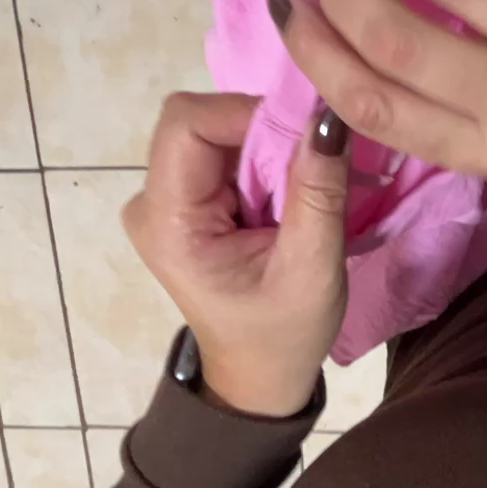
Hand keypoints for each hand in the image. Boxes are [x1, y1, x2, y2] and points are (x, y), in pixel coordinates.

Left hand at [122, 93, 349, 417]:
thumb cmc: (285, 333)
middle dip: (268, 132)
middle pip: (203, 124)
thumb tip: (330, 120)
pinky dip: (272, 163)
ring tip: (316, 182)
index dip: (248, 113)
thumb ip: (318, 192)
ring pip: (222, 136)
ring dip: (275, 148)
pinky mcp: (194, 204)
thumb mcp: (312, 267)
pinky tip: (299, 192)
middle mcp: (156, 201)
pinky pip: (231, 156)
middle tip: (322, 161)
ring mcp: (172, 201)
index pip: (187, 125)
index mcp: (169, 222)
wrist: (261, 375)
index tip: (310, 131)